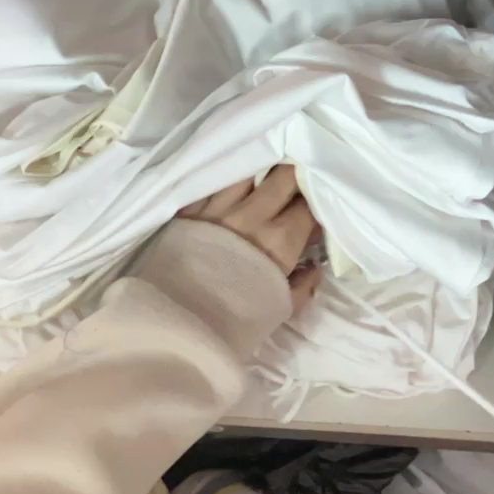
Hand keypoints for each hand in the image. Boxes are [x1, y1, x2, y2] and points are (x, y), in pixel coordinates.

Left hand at [179, 164, 323, 310]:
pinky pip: (215, 181)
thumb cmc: (233, 320)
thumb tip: (314, 266)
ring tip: (264, 175)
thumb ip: (303, 285)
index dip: (317, 203)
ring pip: (249, 168)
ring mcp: (217, 208)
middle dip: (296, 174)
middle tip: (296, 182)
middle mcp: (251, 217)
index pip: (309, 205)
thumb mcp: (278, 309)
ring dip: (261, 170)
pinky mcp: (190, 208)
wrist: (177, 325)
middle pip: (284, 176)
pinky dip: (229, 178)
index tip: (315, 209)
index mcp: (279, 242)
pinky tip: (232, 181)